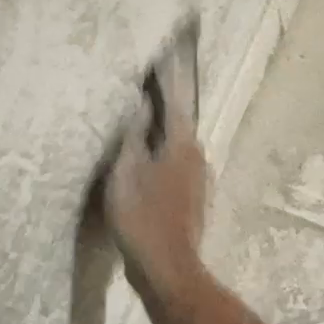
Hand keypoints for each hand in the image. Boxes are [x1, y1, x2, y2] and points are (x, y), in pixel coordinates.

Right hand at [104, 87, 208, 295]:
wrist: (167, 269)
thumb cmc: (142, 218)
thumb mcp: (125, 172)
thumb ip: (132, 135)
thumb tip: (140, 103)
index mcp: (183, 142)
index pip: (174, 98)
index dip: (163, 77)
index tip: (155, 54)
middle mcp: (197, 155)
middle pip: (176, 121)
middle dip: (159, 105)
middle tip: (136, 87)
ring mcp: (198, 179)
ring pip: (174, 145)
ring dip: (158, 133)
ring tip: (134, 122)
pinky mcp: (192, 199)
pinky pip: (173, 166)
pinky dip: (159, 157)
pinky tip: (142, 162)